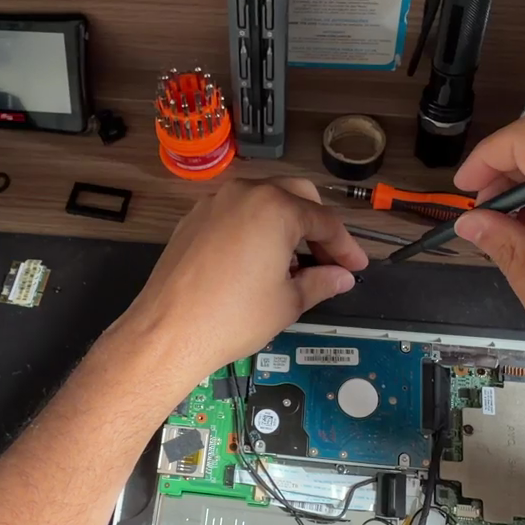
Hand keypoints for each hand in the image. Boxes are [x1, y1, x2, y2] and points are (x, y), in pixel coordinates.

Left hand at [108, 179, 368, 382]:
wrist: (168, 331)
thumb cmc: (233, 318)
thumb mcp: (287, 302)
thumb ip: (321, 282)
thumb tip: (341, 277)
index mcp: (275, 208)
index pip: (325, 221)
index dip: (345, 247)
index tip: (356, 267)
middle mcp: (244, 193)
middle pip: (296, 196)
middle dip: (317, 225)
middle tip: (328, 260)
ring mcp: (214, 202)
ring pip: (263, 200)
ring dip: (286, 224)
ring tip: (294, 264)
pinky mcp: (193, 219)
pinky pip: (236, 213)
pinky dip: (255, 227)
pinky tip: (258, 260)